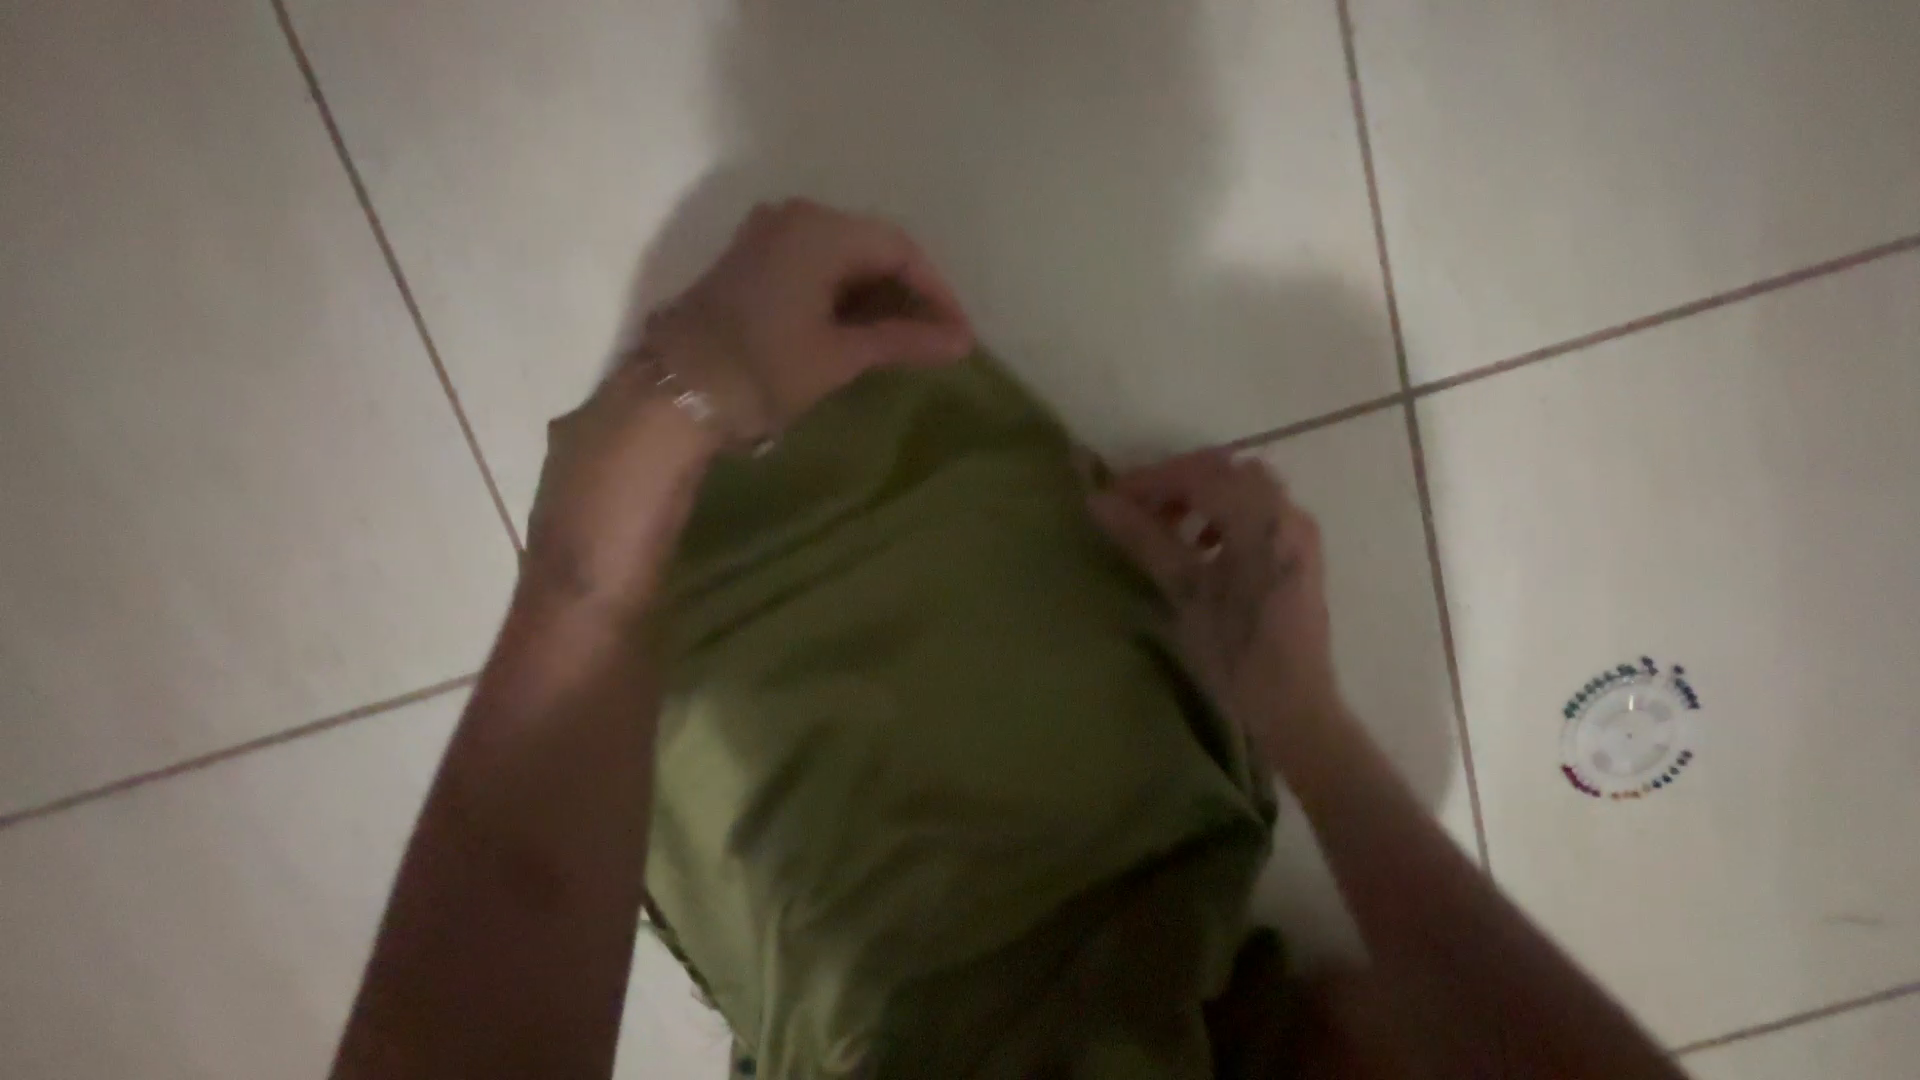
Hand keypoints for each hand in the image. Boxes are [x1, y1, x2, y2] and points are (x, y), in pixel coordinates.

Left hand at [641, 198, 975, 440]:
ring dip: (879, 300)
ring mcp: (769, 239)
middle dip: (909, 296)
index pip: (900, 249)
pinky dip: (846, 300)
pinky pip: (817, 271)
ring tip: (908, 344)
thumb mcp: (840, 355)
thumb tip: (961, 342)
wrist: (676, 395)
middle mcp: (794, 219)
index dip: (937, 292)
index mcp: (820, 229)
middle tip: (937, 342)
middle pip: (873, 249)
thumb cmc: (764, 369)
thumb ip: (903, 340)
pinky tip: (865, 333)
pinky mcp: (753, 265)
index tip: (960, 335)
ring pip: (845, 261)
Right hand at [1088, 453, 1343, 745]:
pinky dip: (1224, 514)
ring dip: (1200, 496)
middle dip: (1176, 483)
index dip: (1149, 481)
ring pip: (1242, 488)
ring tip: (1166, 529)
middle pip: (1224, 471)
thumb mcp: (1185, 592)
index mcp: (1261, 518)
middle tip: (1136, 510)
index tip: (1110, 499)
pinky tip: (1202, 549)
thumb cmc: (1235, 652)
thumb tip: (1098, 501)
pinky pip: (1258, 510)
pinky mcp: (1299, 553)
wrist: (1294, 706)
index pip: (1198, 475)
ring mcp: (1298, 533)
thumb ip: (1144, 539)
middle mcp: (1287, 513)